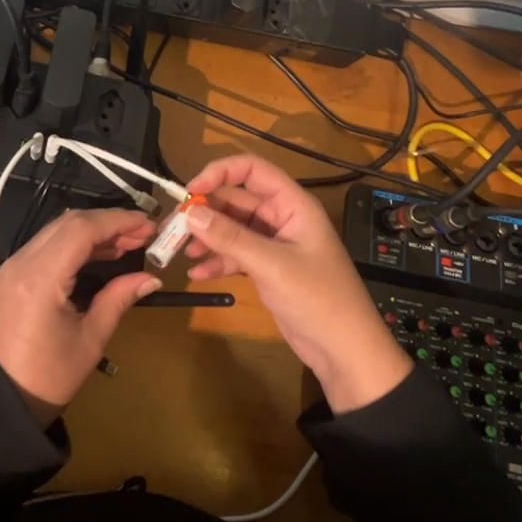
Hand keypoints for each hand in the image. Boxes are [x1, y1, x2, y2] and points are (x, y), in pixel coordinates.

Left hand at [0, 208, 159, 425]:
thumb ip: (118, 299)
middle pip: (68, 222)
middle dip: (108, 222)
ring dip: (92, 231)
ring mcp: (14, 264)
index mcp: (41, 277)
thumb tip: (151, 279)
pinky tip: (101, 254)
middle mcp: (23, 261)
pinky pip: (47, 244)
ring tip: (128, 243)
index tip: (148, 225)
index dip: (117, 221)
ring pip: (57, 230)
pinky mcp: (13, 273)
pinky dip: (75, 242)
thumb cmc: (48, 376)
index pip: (81, 229)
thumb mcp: (90, 339)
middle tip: (143, 234)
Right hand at [183, 155, 411, 413]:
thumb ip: (229, 237)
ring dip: (207, 236)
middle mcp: (282, 219)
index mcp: (293, 205)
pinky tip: (197, 274)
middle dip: (206, 210)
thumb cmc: (318, 299)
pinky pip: (236, 254)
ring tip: (180, 251)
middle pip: (237, 199)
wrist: (346, 351)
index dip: (220, 172)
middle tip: (175, 225)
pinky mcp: (268, 269)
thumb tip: (190, 213)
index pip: (252, 170)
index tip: (190, 190)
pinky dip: (216, 261)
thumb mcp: (271, 265)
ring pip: (232, 228)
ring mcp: (275, 245)